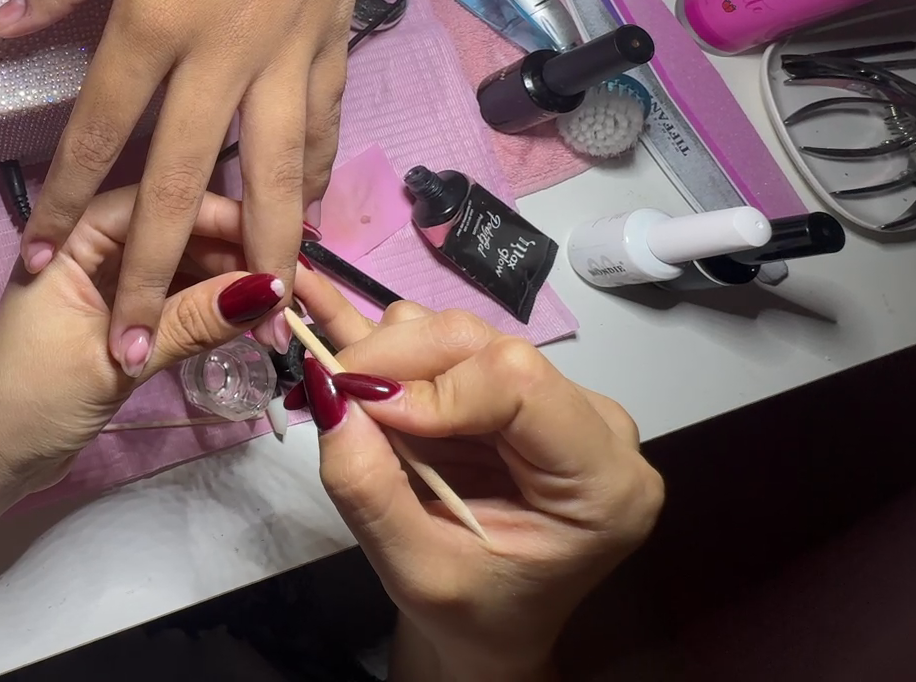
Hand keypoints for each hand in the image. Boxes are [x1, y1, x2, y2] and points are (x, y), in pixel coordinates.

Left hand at [0, 186, 286, 494]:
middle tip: (283, 280)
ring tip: (274, 303)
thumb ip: (187, 322)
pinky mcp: (118, 319)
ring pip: (173, 266)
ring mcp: (105, 286)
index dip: (208, 213)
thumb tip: (266, 289)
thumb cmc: (33, 399)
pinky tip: (243, 317)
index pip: (147, 206)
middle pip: (166, 232)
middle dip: (224, 252)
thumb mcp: (113, 360)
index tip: (267, 234)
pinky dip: (203, 307)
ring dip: (220, 282)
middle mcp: (90, 252)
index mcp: (70, 240)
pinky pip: (169, 299)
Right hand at [295, 273, 662, 680]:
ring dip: (383, 355)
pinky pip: (432, 335)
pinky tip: (316, 291)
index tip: (367, 413)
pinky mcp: (493, 378)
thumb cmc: (471, 612)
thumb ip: (369, 488)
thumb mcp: (416, 571)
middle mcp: (585, 420)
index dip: (432, 386)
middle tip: (336, 393)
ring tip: (352, 400)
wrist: (487, 622)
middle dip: (391, 359)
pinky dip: (372, 326)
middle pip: (474, 341)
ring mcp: (541, 391)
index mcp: (599, 481)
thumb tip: (329, 393)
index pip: (517, 380)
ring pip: (446, 332)